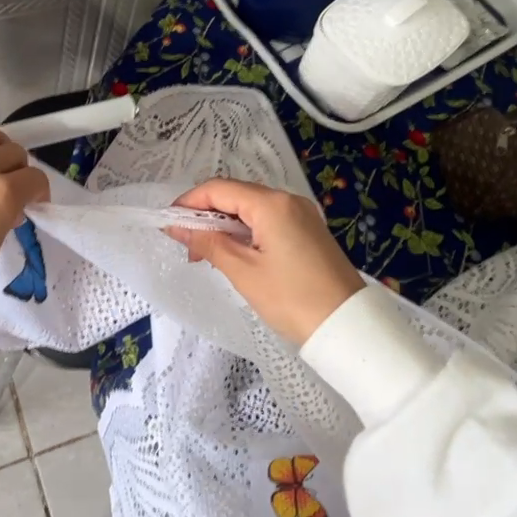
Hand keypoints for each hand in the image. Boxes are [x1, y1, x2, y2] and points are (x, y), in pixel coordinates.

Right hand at [167, 179, 363, 344]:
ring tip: (206, 255)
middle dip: (206, 215)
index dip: (189, 202)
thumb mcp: (244, 272)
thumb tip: (178, 227)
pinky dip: (245, 232)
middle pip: (235, 195)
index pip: (219, 188)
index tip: (169, 224)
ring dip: (225, 226)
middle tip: (187, 246)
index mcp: (272, 203)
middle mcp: (288, 200)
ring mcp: (301, 215)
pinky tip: (233, 254)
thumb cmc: (292, 299)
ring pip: (250, 209)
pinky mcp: (308, 231)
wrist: (348, 327)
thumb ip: (209, 243)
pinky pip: (267, 221)